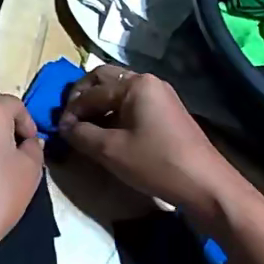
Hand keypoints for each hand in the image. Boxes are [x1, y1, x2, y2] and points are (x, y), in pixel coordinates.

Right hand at [56, 67, 251, 231]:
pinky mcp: (167, 113)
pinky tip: (108, 135)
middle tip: (69, 121)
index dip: (71, 110)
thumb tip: (64, 126)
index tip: (59, 130)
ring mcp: (161, 96)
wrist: (204, 183)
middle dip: (84, 98)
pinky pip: (133, 105)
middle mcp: (149, 81)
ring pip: (120, 93)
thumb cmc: (155, 162)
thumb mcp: (111, 150)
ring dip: (99, 107)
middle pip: (106, 81)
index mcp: (135, 83)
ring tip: (85, 130)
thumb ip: (81, 134)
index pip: (91, 91)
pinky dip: (115, 114)